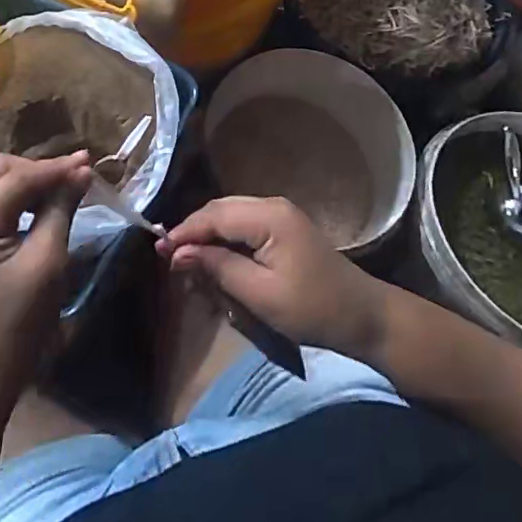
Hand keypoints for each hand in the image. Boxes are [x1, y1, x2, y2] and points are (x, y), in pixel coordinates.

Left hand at [0, 152, 92, 368]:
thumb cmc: (21, 318)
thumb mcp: (48, 261)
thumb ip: (61, 210)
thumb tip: (82, 173)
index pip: (17, 179)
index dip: (54, 168)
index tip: (89, 163)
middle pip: (2, 171)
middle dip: (40, 168)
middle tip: (78, 174)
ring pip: (1, 183)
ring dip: (35, 179)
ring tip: (69, 183)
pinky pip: (2, 202)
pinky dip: (27, 196)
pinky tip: (50, 202)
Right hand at [157, 196, 388, 356]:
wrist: (363, 316)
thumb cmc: (313, 308)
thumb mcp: (259, 294)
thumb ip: (217, 268)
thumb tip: (177, 253)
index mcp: (268, 216)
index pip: (214, 215)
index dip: (184, 233)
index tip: (158, 254)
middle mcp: (272, 205)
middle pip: (220, 211)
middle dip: (194, 235)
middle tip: (172, 265)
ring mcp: (279, 216)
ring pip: (229, 219)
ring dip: (209, 242)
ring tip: (192, 271)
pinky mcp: (282, 230)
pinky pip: (244, 229)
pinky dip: (227, 247)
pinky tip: (218, 269)